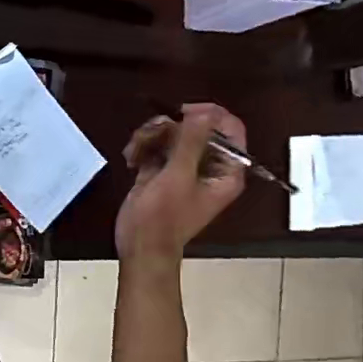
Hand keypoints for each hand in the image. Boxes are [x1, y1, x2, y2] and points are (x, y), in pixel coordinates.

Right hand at [115, 104, 246, 262]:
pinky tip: (131, 159)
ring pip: (173, 134)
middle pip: (197, 128)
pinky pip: (157, 146)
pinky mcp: (163, 172)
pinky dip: (143, 147)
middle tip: (150, 134)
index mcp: (226, 171)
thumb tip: (205, 113)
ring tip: (136, 151)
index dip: (210, 116)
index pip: (231, 129)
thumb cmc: (163, 218)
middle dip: (171, 128)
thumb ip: (192, 142)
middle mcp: (209, 167)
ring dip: (151, 136)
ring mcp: (185, 169)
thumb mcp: (179, 177)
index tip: (183, 114)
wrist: (139, 248)